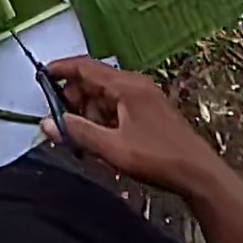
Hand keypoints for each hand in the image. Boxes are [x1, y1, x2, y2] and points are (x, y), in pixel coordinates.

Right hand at [40, 56, 222, 194]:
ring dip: (87, 112)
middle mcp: (134, 84)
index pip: (84, 66)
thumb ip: (77, 132)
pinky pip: (116, 105)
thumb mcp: (111, 148)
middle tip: (62, 121)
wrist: (201, 176)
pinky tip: (100, 139)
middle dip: (73, 98)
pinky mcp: (149, 111)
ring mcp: (144, 96)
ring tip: (82, 137)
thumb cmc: (157, 158)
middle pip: (92, 81)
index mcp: (125, 86)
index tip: (40, 77)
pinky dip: (102, 117)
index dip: (60, 69)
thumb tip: (46, 123)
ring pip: (103, 95)